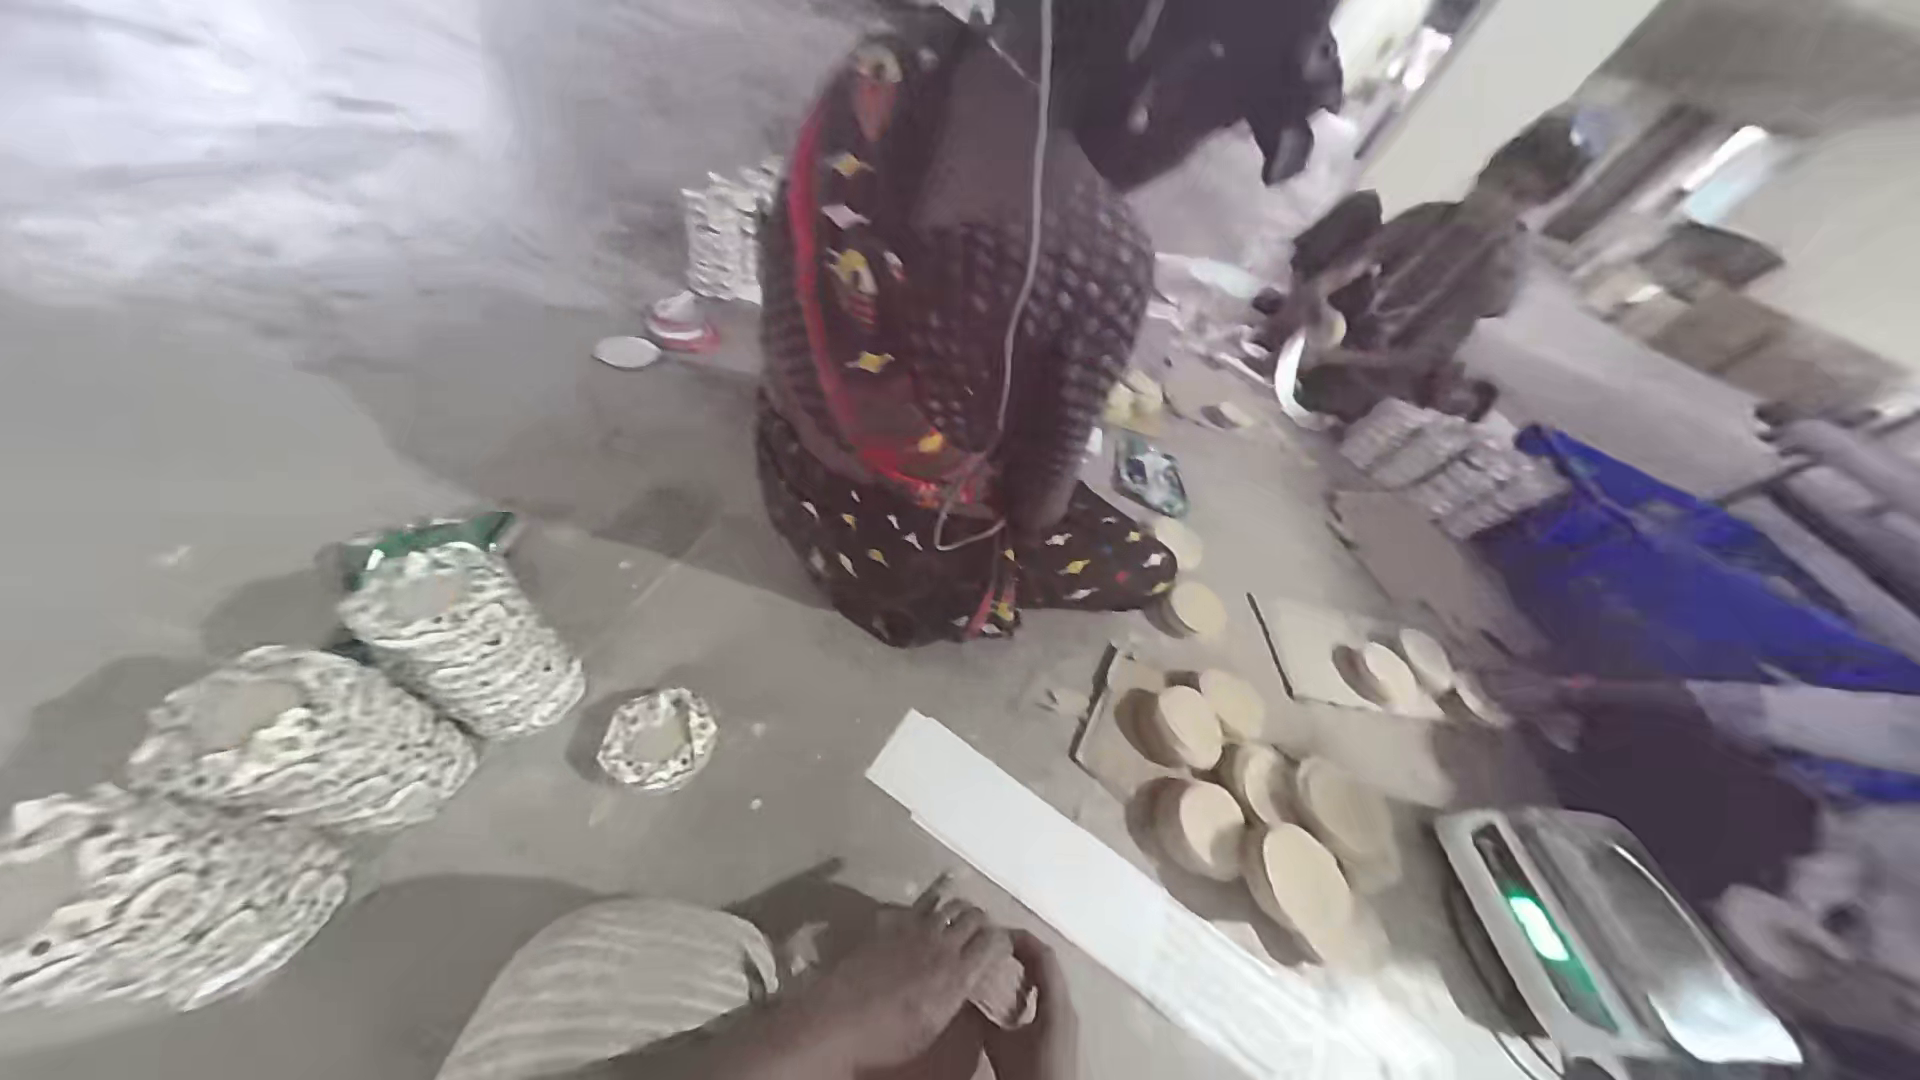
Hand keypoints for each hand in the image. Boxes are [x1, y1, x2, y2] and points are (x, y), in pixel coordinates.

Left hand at [779, 890, 1011, 1073]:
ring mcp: (916, 925)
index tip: (1002, 945)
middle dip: (983, 920)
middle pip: (975, 915)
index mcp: (957, 973)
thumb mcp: (934, 1026)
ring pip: (950, 902)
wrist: (840, 1019)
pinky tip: (928, 909)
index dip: (1002, 939)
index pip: (994, 941)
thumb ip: (955, 994)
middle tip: (981, 930)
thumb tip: (967, 979)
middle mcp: (942, 941)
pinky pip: (920, 901)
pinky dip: (930, 902)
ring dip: (959, 907)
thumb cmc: (888, 1037)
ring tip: (958, 916)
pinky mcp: (893, 918)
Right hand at [982, 932, 1077, 1079]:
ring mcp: (1068, 1020)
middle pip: (1049, 964)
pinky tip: (1014, 996)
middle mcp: (1067, 1006)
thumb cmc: (1029, 1077)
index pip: (1044, 954)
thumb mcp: (1000, 1047)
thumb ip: (983, 1018)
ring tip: (1002, 965)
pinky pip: (1050, 996)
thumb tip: (964, 993)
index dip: (1022, 938)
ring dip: (1029, 967)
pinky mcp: (1063, 1033)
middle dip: (1023, 950)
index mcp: (1056, 1002)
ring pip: (1050, 980)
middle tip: (995, 946)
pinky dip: (1033, 985)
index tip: (996, 934)